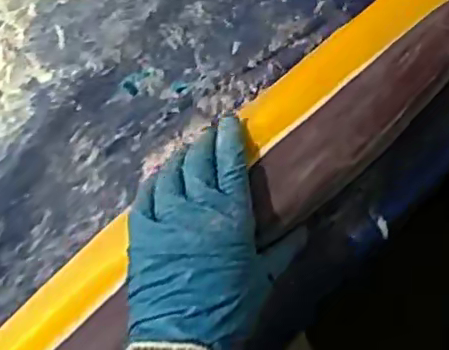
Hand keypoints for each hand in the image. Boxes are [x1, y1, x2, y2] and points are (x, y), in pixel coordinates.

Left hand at [126, 117, 304, 349]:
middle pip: (199, 161)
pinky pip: (144, 201)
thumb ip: (285, 248)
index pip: (230, 160)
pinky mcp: (142, 240)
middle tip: (210, 131)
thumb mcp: (264, 275)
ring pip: (170, 175)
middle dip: (205, 141)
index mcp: (231, 210)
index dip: (230, 136)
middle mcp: (198, 207)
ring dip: (179, 158)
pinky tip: (157, 178)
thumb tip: (306, 230)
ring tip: (185, 149)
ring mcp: (166, 221)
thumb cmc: (229, 303)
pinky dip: (151, 184)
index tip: (231, 120)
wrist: (181, 339)